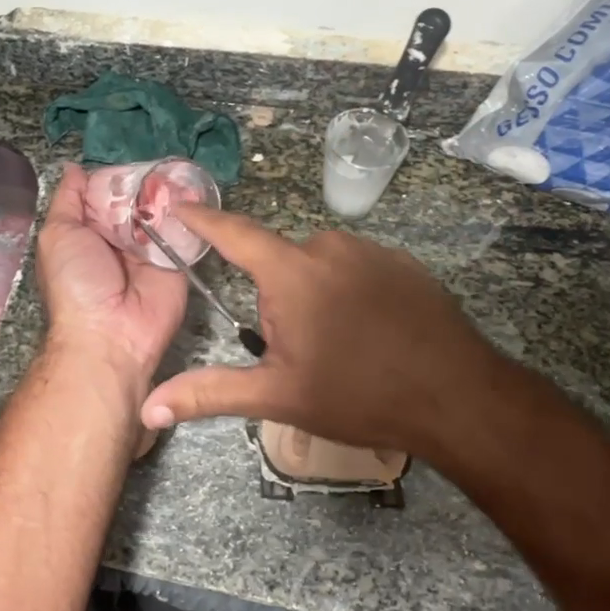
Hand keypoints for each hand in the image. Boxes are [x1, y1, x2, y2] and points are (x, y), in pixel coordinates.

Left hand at [36, 164, 188, 387]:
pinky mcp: (179, 259)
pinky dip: (191, 211)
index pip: (106, 191)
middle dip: (146, 180)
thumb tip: (75, 168)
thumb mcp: (58, 234)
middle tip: (160, 158)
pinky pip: (186, 230)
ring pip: (163, 209)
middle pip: (137, 197)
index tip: (130, 155)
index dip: (116, 175)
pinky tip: (196, 190)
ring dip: (170, 191)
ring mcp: (152, 247)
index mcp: (90, 229)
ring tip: (180, 167)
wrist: (109, 333)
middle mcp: (121, 236)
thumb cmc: (76, 282)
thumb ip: (69, 200)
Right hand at [139, 205, 522, 455]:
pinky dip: (349, 291)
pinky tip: (371, 332)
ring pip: (319, 266)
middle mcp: (329, 246)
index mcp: (292, 272)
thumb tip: (149, 407)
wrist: (460, 399)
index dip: (202, 218)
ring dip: (314, 294)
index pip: (233, 233)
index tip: (177, 204)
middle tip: (298, 350)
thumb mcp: (278, 396)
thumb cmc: (360, 395)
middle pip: (279, 262)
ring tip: (340, 346)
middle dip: (277, 298)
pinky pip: (356, 268)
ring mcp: (372, 250)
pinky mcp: (403, 262)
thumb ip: (210, 393)